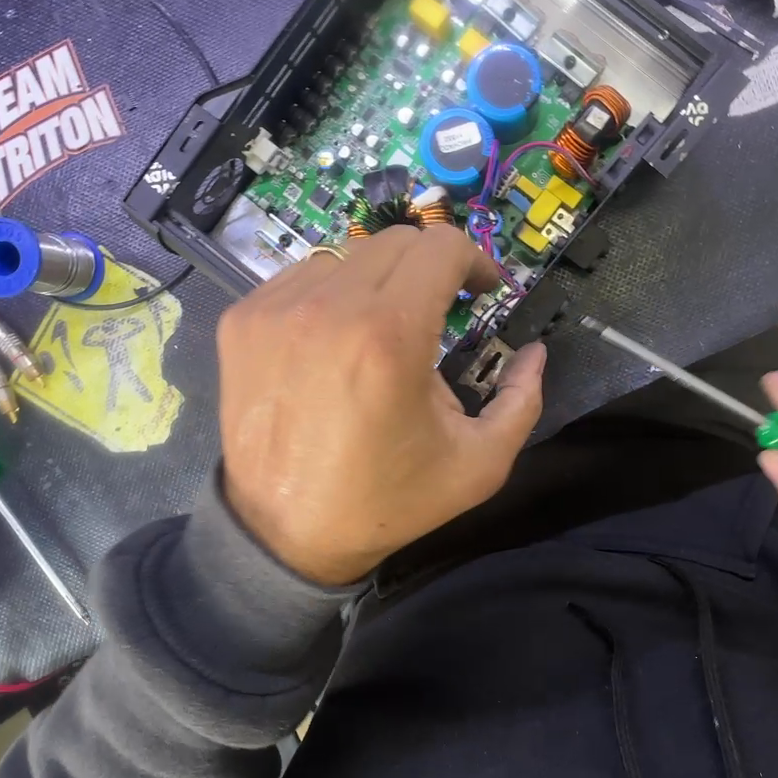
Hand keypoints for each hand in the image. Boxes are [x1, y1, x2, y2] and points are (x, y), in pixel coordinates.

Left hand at [217, 224, 544, 585]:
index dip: (475, 261)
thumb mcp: (480, 464)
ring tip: (385, 327)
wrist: (284, 535)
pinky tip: (338, 338)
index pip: (442, 247)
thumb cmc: (387, 500)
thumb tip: (535, 352)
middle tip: (442, 309)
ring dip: (381, 279)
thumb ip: (523, 399)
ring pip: (348, 254)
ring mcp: (277, 309)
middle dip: (432, 267)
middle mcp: (329, 307)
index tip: (481, 291)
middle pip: (398, 241)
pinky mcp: (243, 320)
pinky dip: (332, 293)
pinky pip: (303, 277)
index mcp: (390, 335)